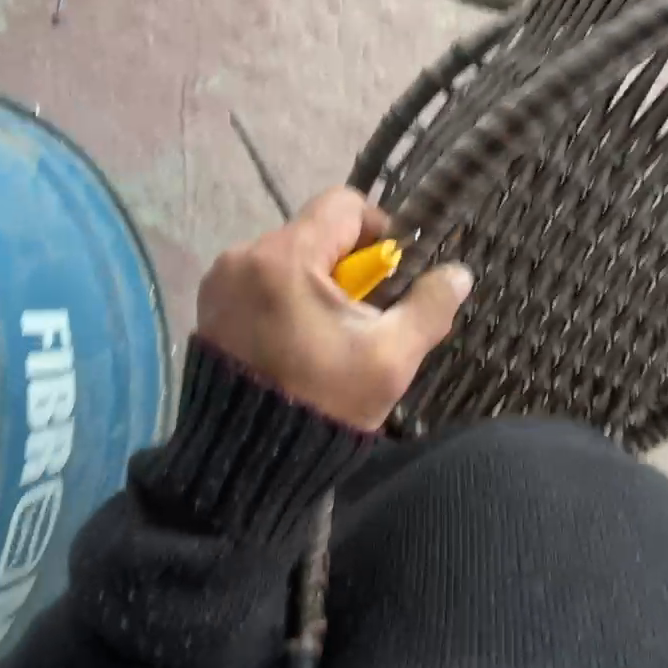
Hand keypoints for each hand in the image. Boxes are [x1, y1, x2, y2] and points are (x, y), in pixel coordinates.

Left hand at [195, 186, 472, 431]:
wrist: (245, 462)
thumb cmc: (323, 403)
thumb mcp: (389, 359)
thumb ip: (428, 307)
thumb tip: (458, 273)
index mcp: (286, 257)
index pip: (343, 204)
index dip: (377, 228)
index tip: (389, 273)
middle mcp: (245, 255)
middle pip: (314, 232)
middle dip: (346, 265)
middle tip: (360, 316)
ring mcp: (220, 280)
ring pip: (287, 256)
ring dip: (314, 282)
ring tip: (325, 335)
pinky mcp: (208, 304)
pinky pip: (259, 280)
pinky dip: (283, 297)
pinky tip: (293, 340)